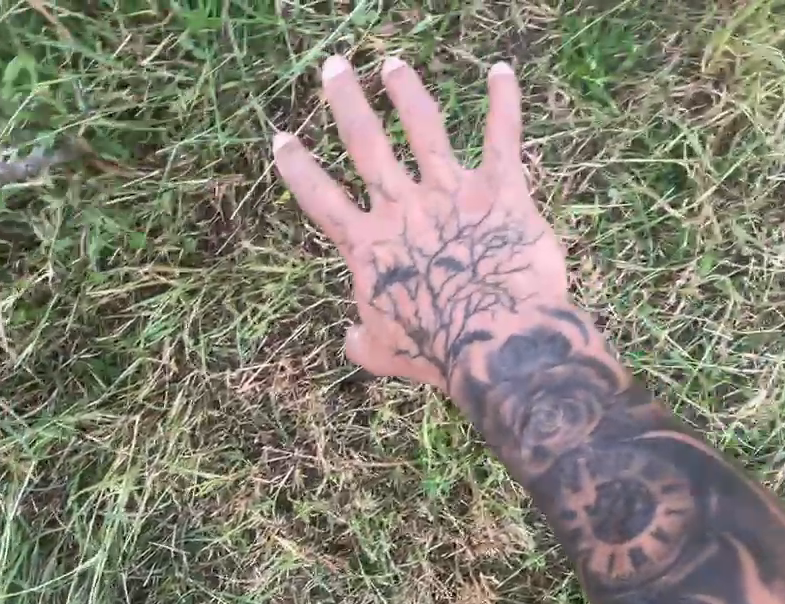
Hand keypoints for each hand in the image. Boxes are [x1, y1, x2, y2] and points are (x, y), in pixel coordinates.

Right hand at [271, 56, 568, 393]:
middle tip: (334, 68)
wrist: (494, 340)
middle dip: (346, 103)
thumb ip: (360, 342)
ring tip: (394, 67)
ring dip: (407, 92)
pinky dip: (503, 102)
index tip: (281, 139)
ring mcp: (451, 193)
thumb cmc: (434, 352)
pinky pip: (502, 136)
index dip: (298, 167)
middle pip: (366, 143)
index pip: (321, 198)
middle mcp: (403, 208)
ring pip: (425, 128)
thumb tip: (350, 340)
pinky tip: (501, 72)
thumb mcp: (382, 355)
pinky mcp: (501, 191)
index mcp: (368, 246)